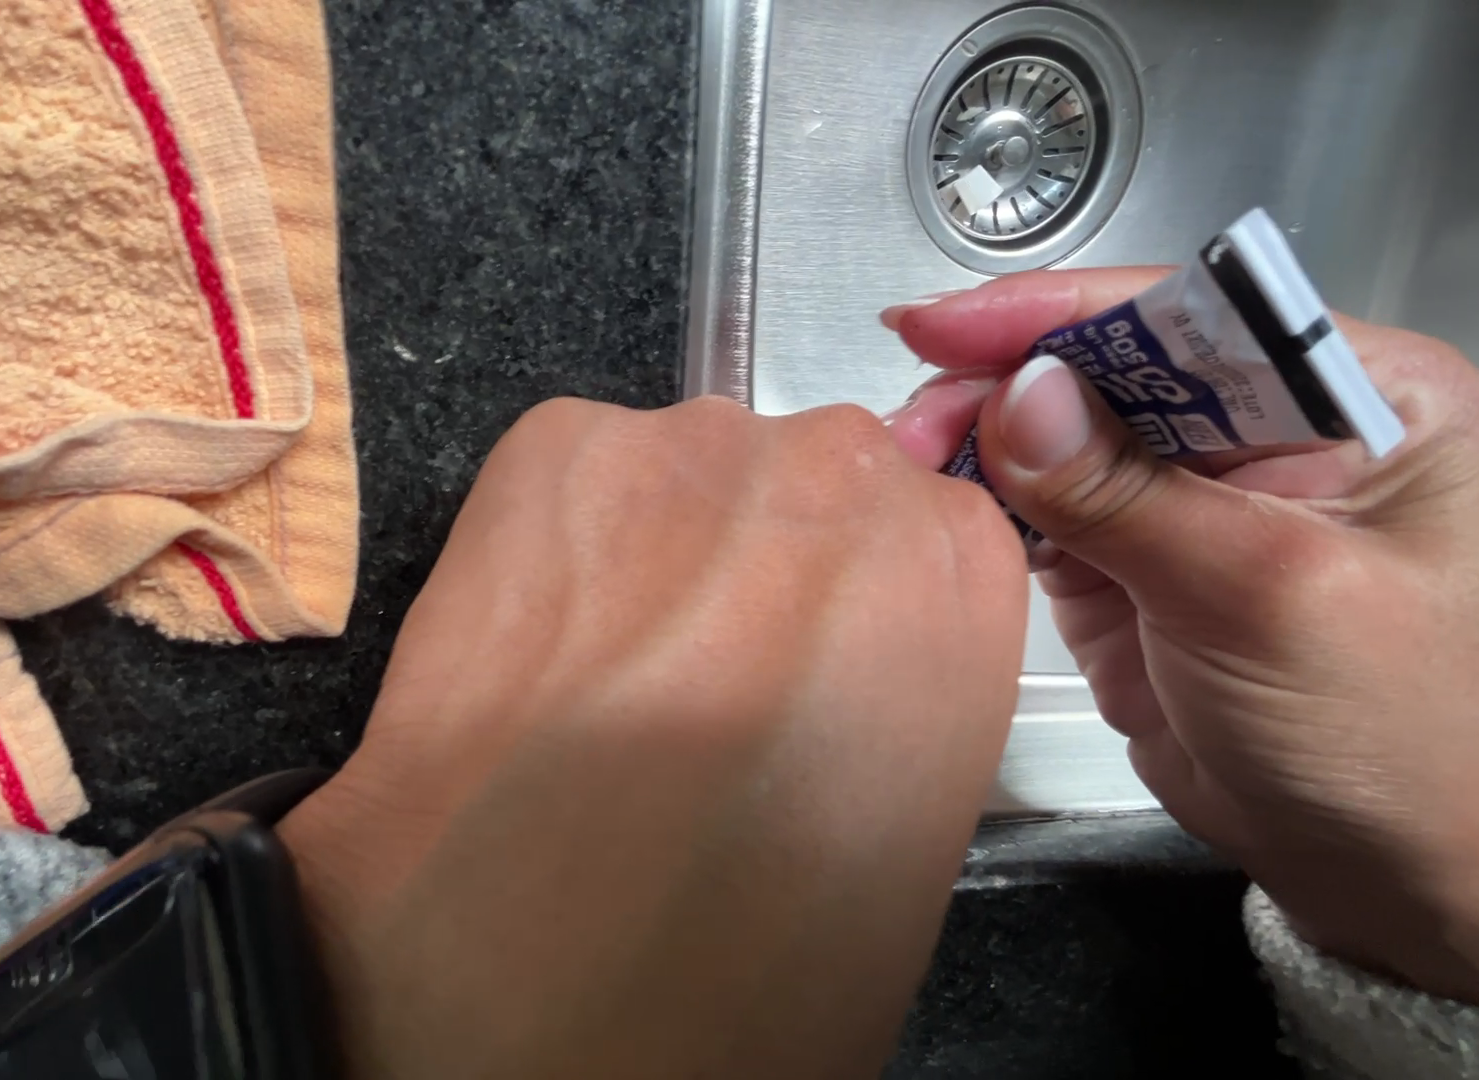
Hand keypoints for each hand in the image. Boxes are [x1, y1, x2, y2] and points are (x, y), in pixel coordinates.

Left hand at [279, 394, 1027, 1077]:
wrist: (526, 971)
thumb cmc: (743, 951)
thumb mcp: (890, 830)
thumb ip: (885, 692)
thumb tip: (824, 655)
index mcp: (951, 568)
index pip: (911, 526)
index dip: (839, 596)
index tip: (790, 650)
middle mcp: (836, 469)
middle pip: (797, 483)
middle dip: (753, 555)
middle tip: (687, 658)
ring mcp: (692, 443)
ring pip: (686, 469)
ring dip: (653, 540)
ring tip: (596, 657)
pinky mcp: (555, 444)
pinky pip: (580, 466)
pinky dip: (559, 531)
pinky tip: (533, 631)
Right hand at [888, 270, 1478, 1014]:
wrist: (1387, 866)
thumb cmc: (1399, 734)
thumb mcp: (1268, 598)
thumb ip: (1131, 495)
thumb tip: (1016, 399)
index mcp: (1344, 396)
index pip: (1173, 320)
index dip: (1044, 315)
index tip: (935, 324)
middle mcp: (1251, 431)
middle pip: (1091, 372)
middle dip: (991, 387)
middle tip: (911, 424)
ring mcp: (1174, 497)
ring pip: (1047, 438)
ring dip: (971, 444)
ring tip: (907, 460)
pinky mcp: (1116, 557)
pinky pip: (1030, 507)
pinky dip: (978, 501)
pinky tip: (937, 502)